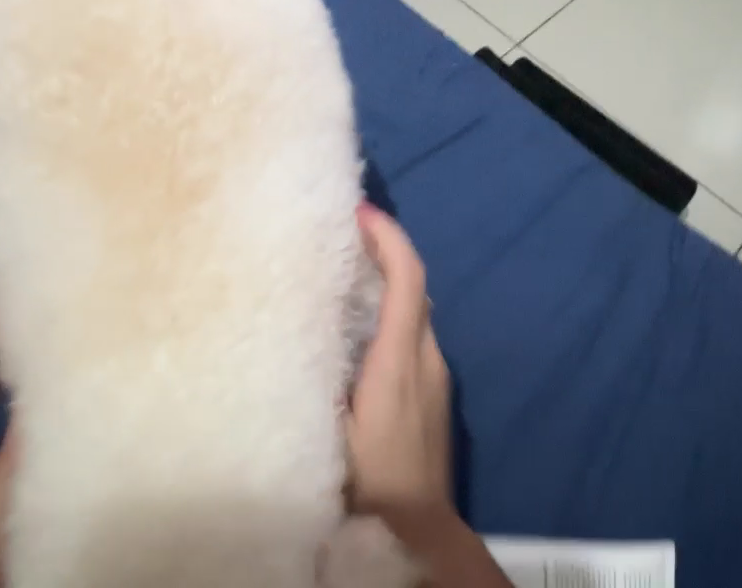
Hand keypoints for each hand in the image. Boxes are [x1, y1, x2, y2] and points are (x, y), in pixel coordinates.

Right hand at [346, 205, 454, 538]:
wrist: (421, 529)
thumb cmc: (370, 482)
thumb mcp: (330, 431)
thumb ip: (321, 380)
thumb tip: (305, 330)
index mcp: (399, 360)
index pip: (407, 280)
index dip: (389, 238)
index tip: (361, 211)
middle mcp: (427, 356)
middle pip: (415, 285)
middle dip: (386, 249)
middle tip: (347, 231)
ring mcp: (436, 372)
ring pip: (416, 308)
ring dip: (389, 278)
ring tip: (349, 265)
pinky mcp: (435, 388)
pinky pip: (415, 331)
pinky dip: (393, 308)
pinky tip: (363, 321)